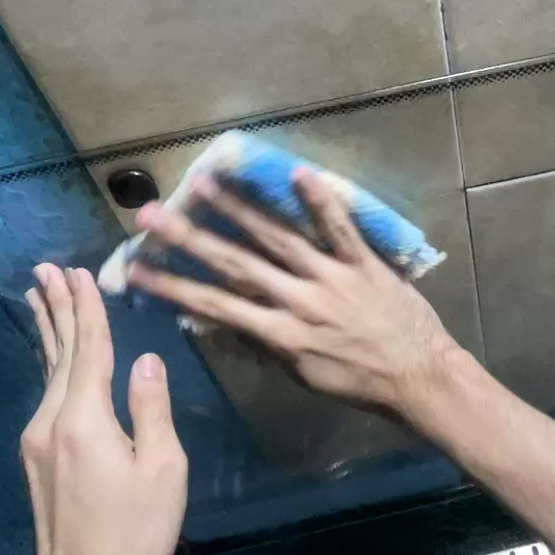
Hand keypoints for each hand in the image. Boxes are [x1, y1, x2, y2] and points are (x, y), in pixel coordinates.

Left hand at [17, 264, 187, 554]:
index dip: (88, 310)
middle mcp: (50, 422)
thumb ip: (152, 409)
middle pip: (59, 353)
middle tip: (46, 269)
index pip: (90, 350)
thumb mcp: (163, 469)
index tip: (81, 273)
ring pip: (47, 372)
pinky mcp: (37, 459)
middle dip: (57, 308)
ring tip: (40, 297)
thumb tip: (147, 359)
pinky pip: (46, 393)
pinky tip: (52, 357)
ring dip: (49, 331)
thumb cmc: (136, 531)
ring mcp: (37, 441)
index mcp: (84, 420)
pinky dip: (51, 363)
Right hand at [125, 169, 465, 418]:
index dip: (172, 287)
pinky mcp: (365, 264)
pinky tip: (298, 172)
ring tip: (204, 183)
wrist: (417, 378)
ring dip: (239, 210)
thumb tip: (228, 323)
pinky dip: (320, 201)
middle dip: (189, 240)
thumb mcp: (304, 376)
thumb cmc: (360, 383)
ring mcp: (332, 278)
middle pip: (235, 265)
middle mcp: (298, 301)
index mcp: (280, 335)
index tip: (136, 269)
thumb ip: (267, 346)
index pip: (215, 307)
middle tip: (151, 214)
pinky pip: (341, 229)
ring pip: (278, 239)